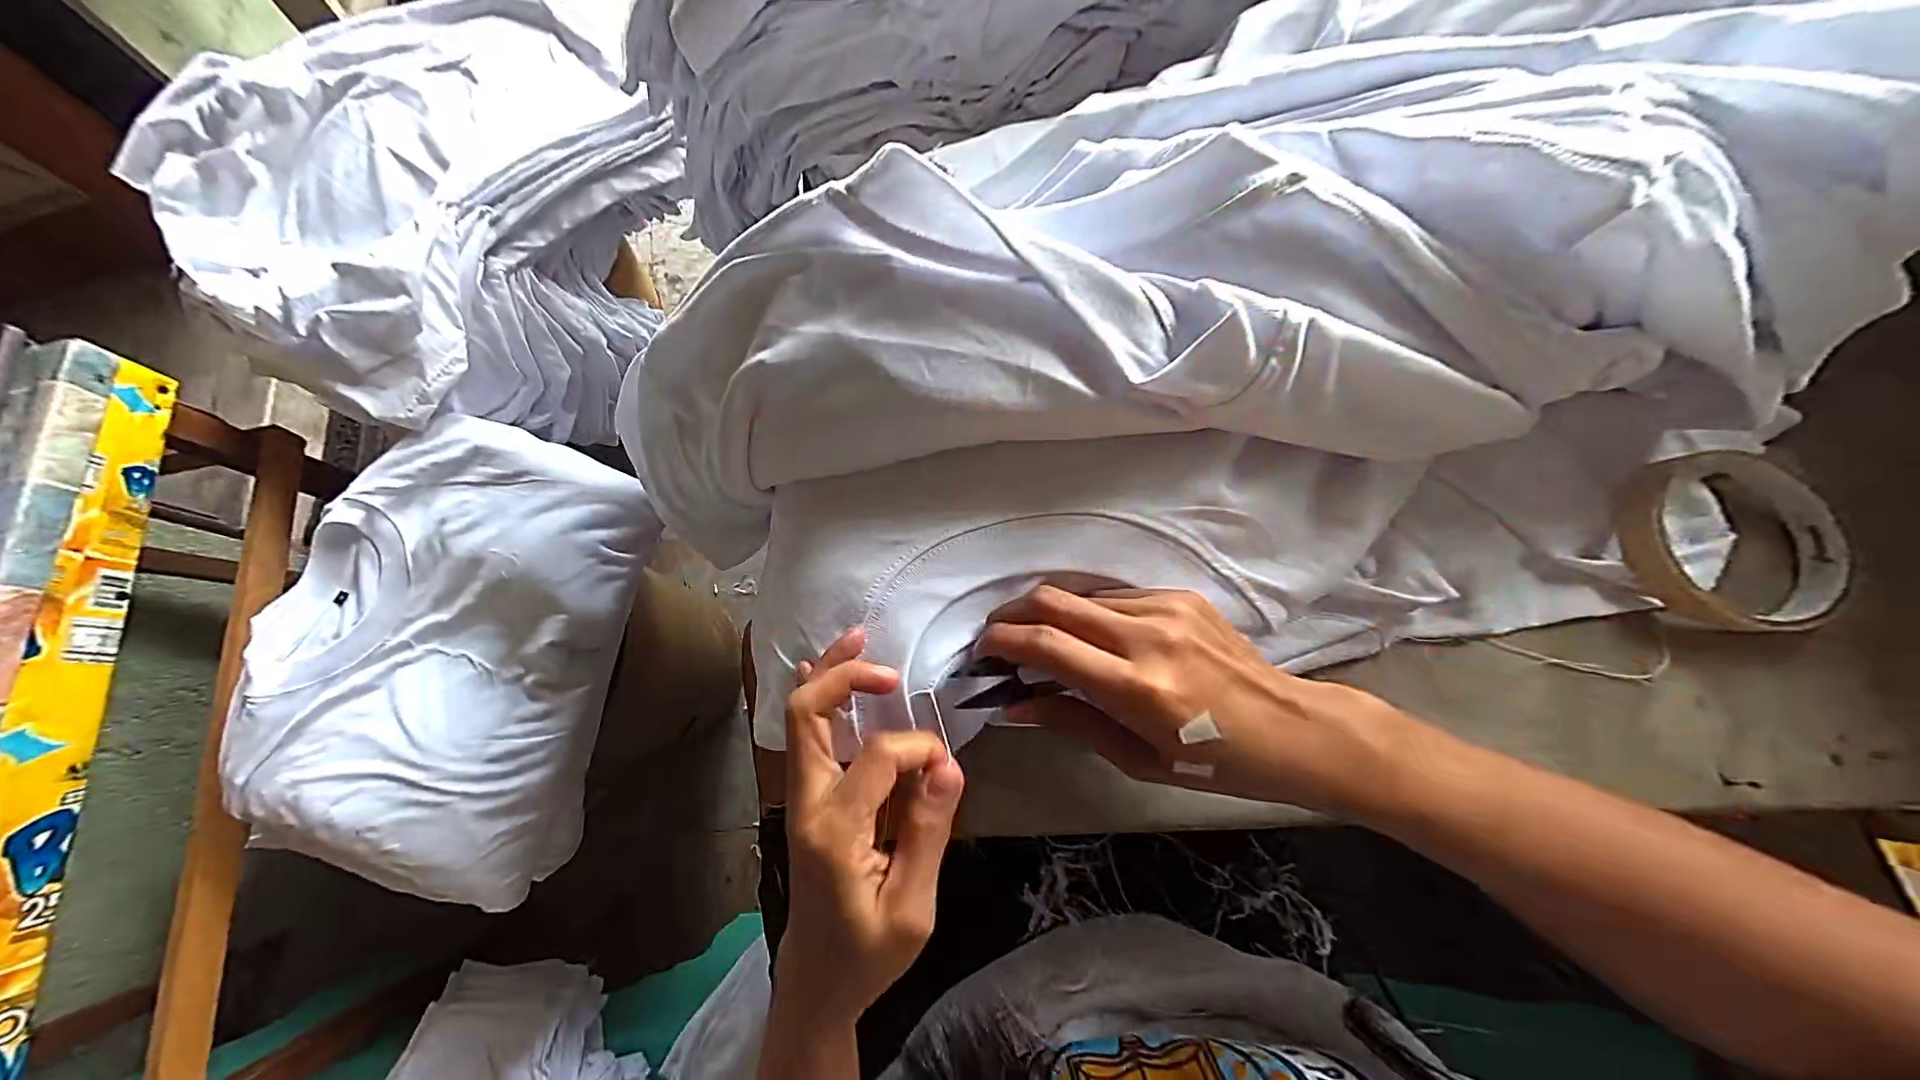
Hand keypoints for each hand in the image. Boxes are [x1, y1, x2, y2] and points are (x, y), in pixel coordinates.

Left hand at [777, 627, 964, 1021]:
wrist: (816, 981)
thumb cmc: (867, 954)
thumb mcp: (913, 907)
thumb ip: (929, 831)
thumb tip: (946, 764)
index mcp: (835, 831)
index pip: (880, 756)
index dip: (920, 748)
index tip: (946, 766)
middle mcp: (808, 803)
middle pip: (808, 716)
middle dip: (845, 677)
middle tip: (885, 665)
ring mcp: (800, 798)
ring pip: (801, 718)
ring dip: (829, 676)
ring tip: (857, 639)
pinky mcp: (806, 799)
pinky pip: (806, 735)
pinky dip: (820, 699)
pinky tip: (828, 673)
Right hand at [976, 586, 1426, 815]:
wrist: (1295, 728)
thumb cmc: (1216, 763)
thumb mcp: (1139, 760)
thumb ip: (1072, 722)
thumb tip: (1013, 706)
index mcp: (1138, 688)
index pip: (1047, 645)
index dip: (1002, 642)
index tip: (982, 654)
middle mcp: (1148, 635)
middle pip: (1053, 601)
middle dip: (1012, 615)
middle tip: (998, 640)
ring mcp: (1167, 607)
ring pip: (1081, 595)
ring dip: (1050, 615)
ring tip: (1043, 643)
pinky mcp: (1181, 595)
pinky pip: (1114, 596)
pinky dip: (1088, 613)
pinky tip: (1092, 638)